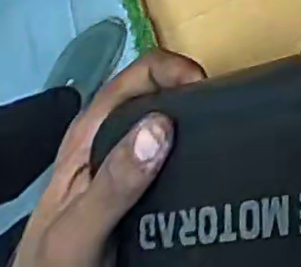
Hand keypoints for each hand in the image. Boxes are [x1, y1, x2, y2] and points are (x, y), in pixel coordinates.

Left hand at [13, 49, 205, 266]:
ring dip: (190, 121)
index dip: (177, 69)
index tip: (209, 93)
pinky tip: (203, 170)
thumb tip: (161, 126)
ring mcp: (120, 159)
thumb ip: (114, 182)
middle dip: (190, 92)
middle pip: (156, 89)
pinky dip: (187, 152)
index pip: (139, 72)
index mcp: (90, 129)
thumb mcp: (78, 230)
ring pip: (162, 119)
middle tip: (222, 116)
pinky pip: (166, 154)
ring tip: (219, 139)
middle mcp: (107, 134)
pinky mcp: (132, 185)